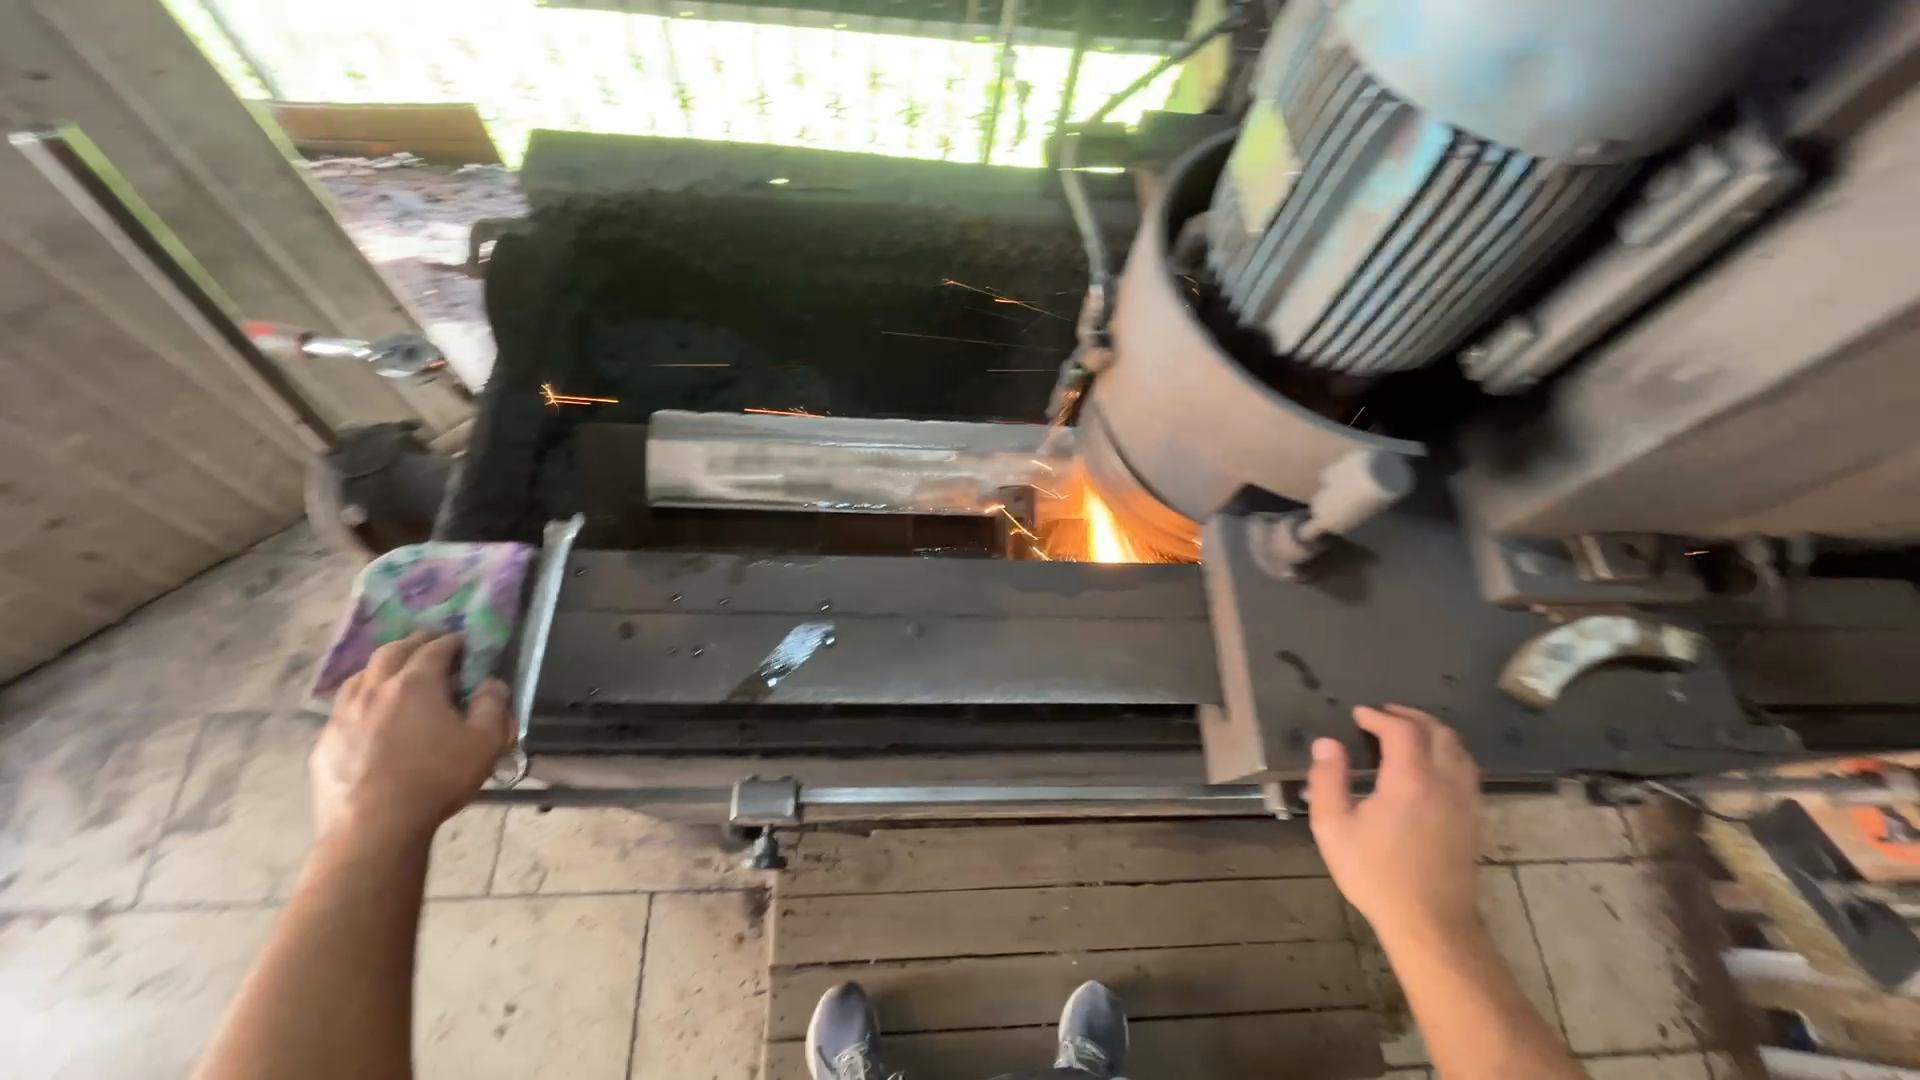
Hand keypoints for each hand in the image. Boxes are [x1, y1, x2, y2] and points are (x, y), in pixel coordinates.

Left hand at [311, 632, 511, 848]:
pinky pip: (342, 710)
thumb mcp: (484, 741)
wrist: (374, 827)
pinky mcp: (325, 744)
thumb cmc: (436, 779)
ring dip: (380, 668)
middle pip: (390, 653)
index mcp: (415, 684)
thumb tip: (491, 685)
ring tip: (394, 674)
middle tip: (428, 644)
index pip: (434, 649)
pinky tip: (368, 718)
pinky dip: (360, 701)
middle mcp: (374, 690)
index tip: (463, 641)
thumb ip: (493, 706)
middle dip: (412, 643)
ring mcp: (342, 717)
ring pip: (359, 678)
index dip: (451, 641)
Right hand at [1307, 704, 1482, 942]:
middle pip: (1437, 731)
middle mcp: (1444, 782)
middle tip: (1383, 715)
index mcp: (1409, 780)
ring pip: (1459, 749)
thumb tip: (1327, 744)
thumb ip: (1327, 780)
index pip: (1400, 730)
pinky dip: (1450, 753)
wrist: (1430, 922)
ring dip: (1433, 731)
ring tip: (1409, 732)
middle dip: (1409, 716)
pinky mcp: (1474, 819)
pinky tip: (1434, 765)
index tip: (1358, 715)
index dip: (1378, 716)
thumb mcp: (1333, 827)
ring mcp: (1465, 801)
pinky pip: (1468, 770)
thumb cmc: (1375, 874)